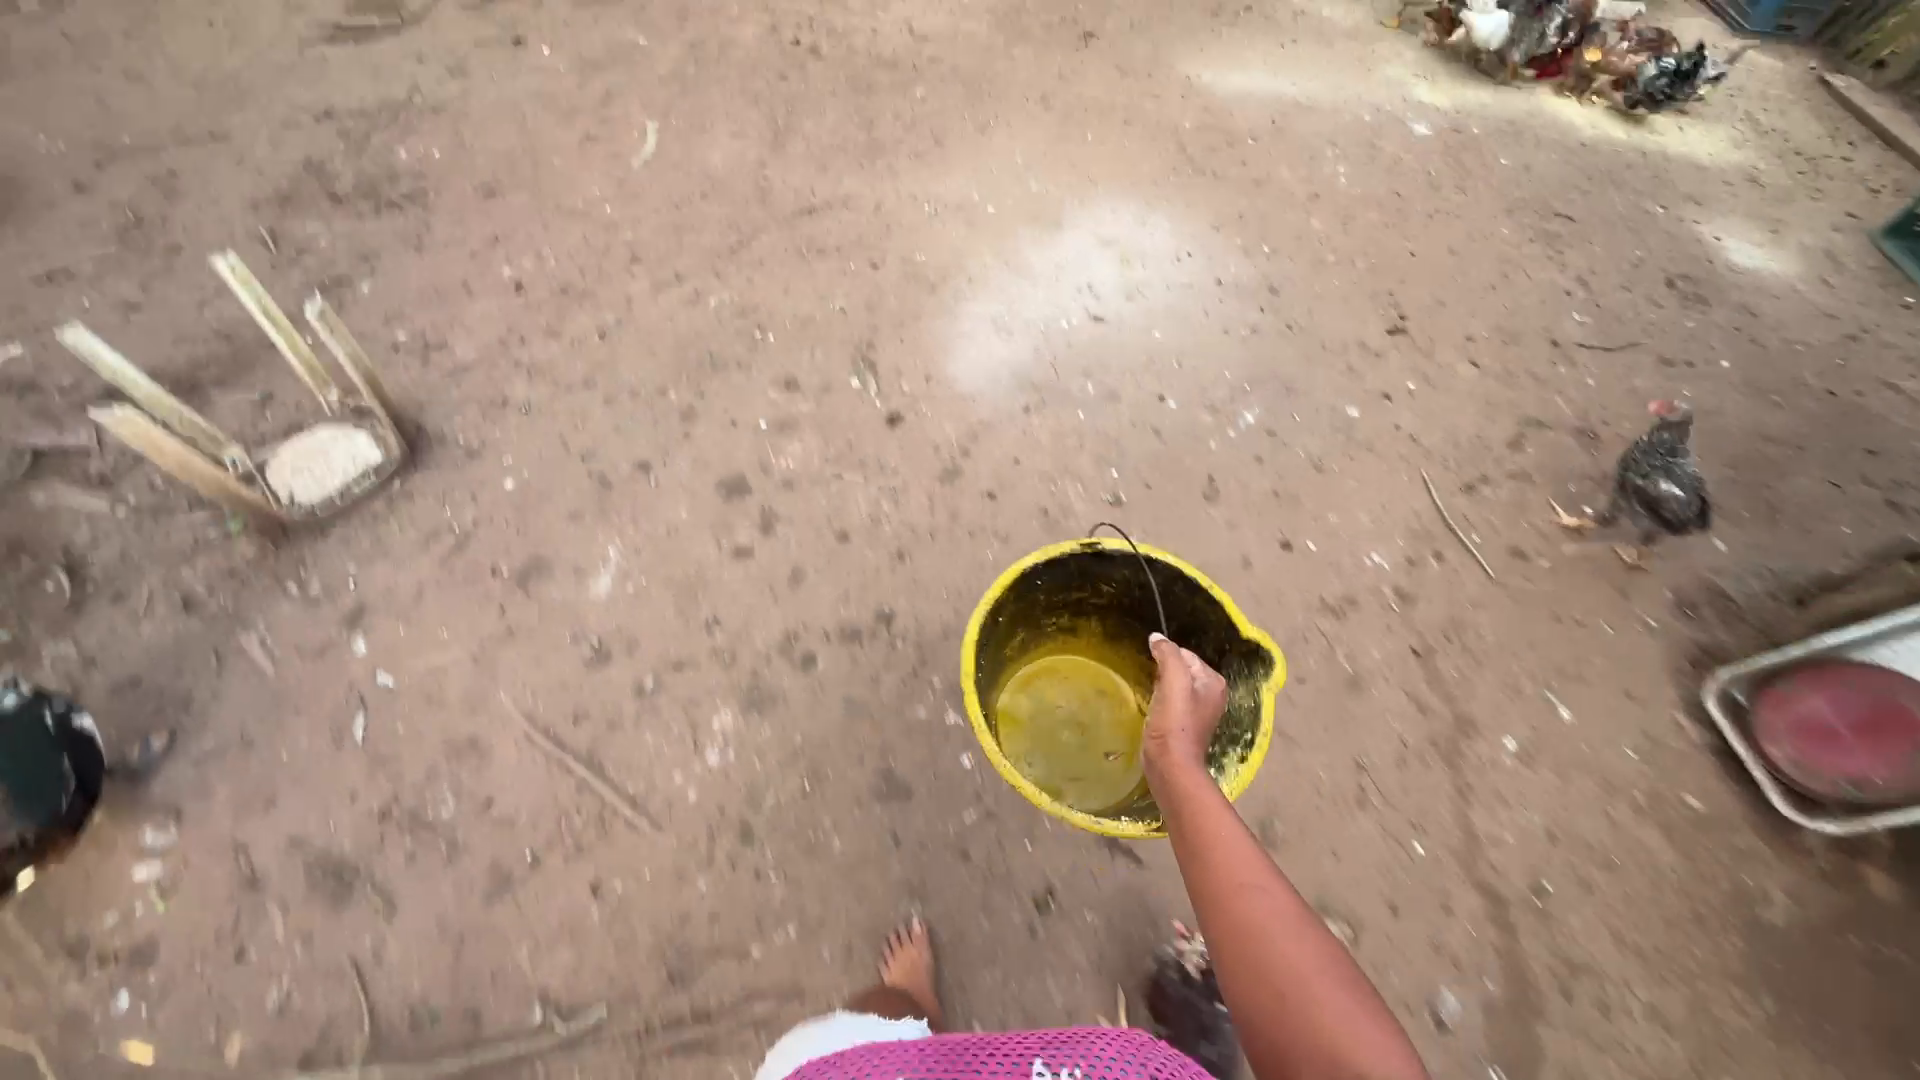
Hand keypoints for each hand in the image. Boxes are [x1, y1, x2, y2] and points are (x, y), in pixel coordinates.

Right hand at [1143, 632, 1227, 781]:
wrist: (1171, 764)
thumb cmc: (1174, 722)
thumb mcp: (1173, 681)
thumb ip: (1167, 654)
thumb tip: (1156, 637)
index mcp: (1214, 682)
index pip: (1185, 654)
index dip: (1166, 658)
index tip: (1153, 671)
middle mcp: (1212, 694)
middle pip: (1181, 669)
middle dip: (1163, 672)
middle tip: (1151, 684)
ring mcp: (1199, 710)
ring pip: (1174, 685)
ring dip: (1160, 686)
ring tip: (1150, 696)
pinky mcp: (1185, 724)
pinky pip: (1171, 701)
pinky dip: (1160, 700)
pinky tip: (1152, 708)